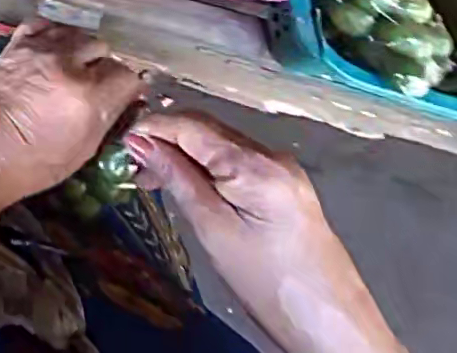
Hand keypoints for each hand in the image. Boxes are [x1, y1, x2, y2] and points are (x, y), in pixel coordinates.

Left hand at [0, 18, 145, 200]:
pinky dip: (52, 33)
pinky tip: (51, 49)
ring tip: (73, 64)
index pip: (126, 74)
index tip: (121, 94)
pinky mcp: (17, 43)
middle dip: (102, 64)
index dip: (126, 86)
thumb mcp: (88, 146)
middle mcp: (67, 65)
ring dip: (78, 47)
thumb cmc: (40, 160)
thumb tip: (123, 97)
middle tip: (94, 80)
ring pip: (75, 32)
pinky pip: (43, 24)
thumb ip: (108, 113)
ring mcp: (39, 50)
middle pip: (101, 47)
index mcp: (89, 96)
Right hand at [127, 112, 405, 352]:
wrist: (339, 339)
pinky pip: (230, 159)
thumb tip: (135, 140)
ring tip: (150, 177)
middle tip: (129, 162)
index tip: (117, 142)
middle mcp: (271, 156)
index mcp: (256, 164)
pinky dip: (200, 163)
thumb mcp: (212, 228)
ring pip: (213, 141)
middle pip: (201, 127)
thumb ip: (174, 176)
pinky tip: (183, 182)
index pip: (187, 125)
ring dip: (178, 150)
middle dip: (160, 137)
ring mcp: (281, 170)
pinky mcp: (284, 187)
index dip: (147, 127)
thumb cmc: (270, 285)